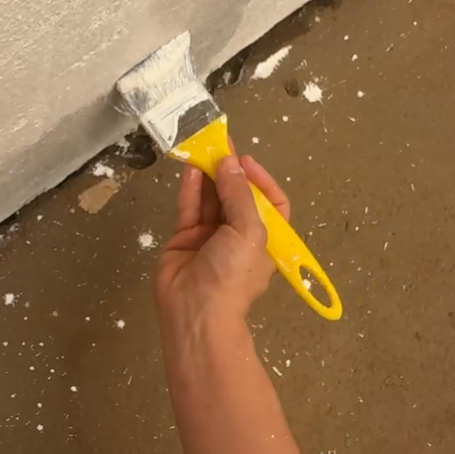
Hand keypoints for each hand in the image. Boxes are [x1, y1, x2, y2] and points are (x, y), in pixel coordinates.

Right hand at [154, 154, 290, 332]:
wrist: (196, 311)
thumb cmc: (232, 273)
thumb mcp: (249, 230)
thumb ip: (238, 194)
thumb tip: (230, 162)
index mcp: (266, 239)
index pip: (270, 202)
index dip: (260, 180)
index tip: (244, 161)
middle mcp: (239, 236)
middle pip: (237, 196)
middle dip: (230, 171)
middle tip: (219, 142)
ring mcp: (210, 238)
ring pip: (211, 199)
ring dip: (208, 174)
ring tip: (202, 147)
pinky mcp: (184, 238)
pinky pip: (189, 208)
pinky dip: (190, 187)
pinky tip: (190, 166)